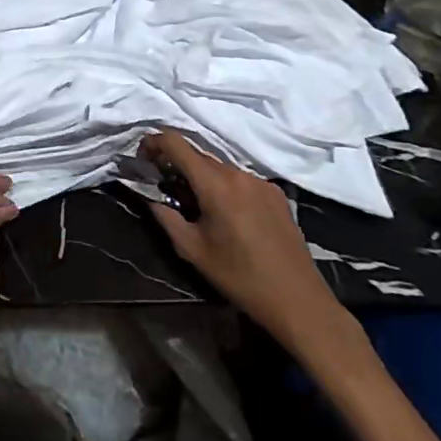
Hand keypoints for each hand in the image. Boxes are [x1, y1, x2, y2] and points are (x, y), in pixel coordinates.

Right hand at [141, 131, 345, 343]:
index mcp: (215, 185)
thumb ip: (166, 218)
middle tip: (165, 184)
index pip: (178, 144)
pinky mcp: (276, 194)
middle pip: (200, 156)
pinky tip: (228, 214)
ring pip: (221, 169)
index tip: (143, 153)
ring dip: (203, 177)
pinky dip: (226, 187)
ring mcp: (261, 182)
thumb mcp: (193, 250)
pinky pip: (242, 181)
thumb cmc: (239, 276)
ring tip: (197, 203)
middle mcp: (239, 174)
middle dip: (178, 164)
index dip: (156, 142)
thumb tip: (150, 198)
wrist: (296, 298)